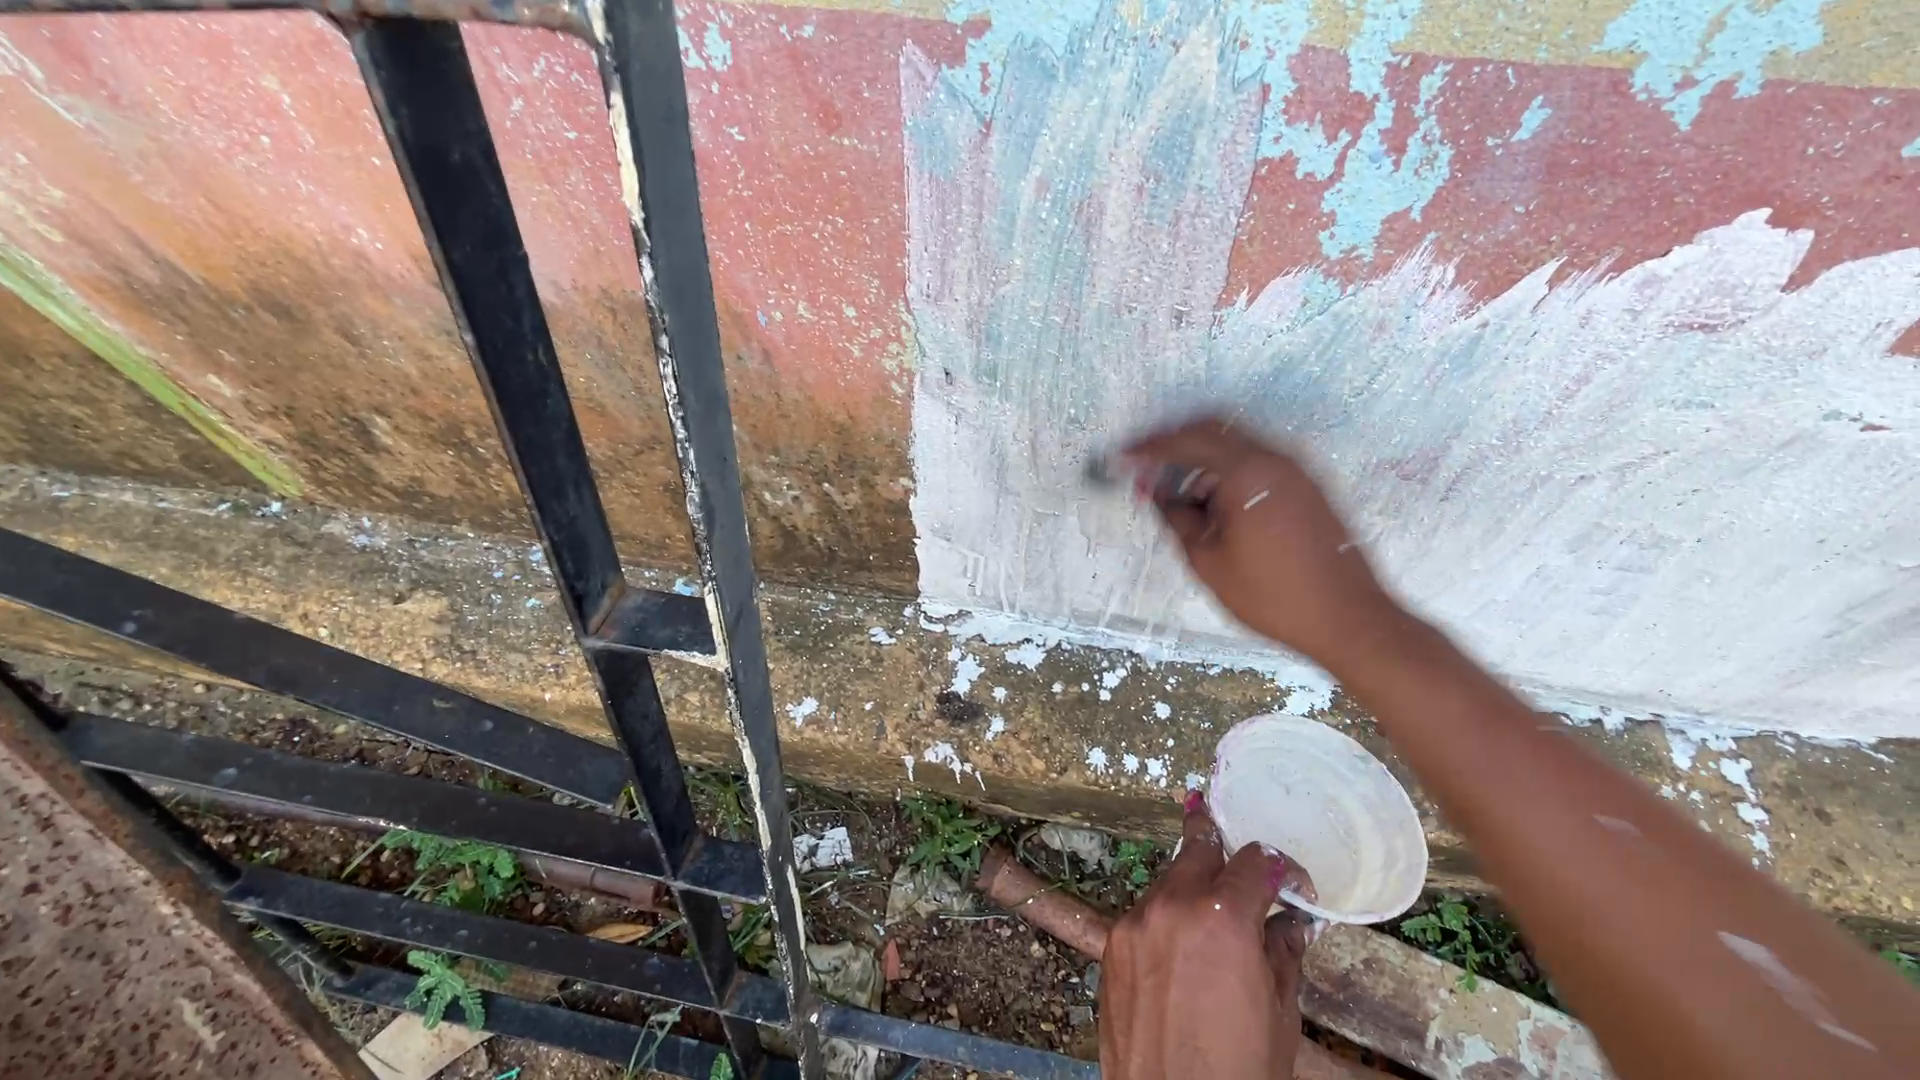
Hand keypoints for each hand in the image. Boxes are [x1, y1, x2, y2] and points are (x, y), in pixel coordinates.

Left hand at [1099, 793, 1309, 1079]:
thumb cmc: (1240, 1069)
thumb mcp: (1280, 1012)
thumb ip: (1283, 952)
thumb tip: (1291, 920)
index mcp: (1223, 917)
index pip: (1255, 862)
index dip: (1279, 869)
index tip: (1290, 883)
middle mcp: (1173, 905)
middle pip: (1199, 849)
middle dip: (1221, 845)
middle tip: (1231, 840)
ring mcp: (1135, 922)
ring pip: (1167, 879)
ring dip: (1191, 882)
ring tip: (1209, 898)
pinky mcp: (1112, 944)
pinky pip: (1145, 912)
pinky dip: (1165, 915)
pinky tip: (1180, 940)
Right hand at [1125, 417, 1400, 667]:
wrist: (1349, 619)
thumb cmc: (1273, 596)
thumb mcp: (1208, 561)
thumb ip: (1176, 518)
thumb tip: (1155, 493)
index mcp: (1248, 472)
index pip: (1187, 441)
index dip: (1148, 449)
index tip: (1121, 459)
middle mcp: (1276, 459)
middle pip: (1213, 429)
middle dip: (1173, 444)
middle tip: (1142, 467)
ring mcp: (1297, 471)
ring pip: (1236, 446)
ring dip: (1200, 461)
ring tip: (1175, 497)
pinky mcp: (1308, 488)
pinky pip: (1257, 464)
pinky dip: (1226, 473)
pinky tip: (1210, 505)